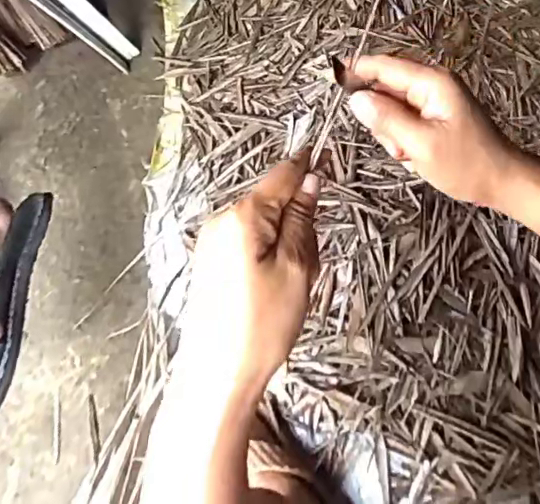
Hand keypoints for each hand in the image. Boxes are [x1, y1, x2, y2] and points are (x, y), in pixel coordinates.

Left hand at [178, 154, 321, 394]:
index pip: (283, 175)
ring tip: (289, 286)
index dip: (309, 165)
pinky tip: (272, 290)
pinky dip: (268, 254)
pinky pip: (248, 242)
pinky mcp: (210, 262)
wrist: (214, 383)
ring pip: (264, 223)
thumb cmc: (260, 328)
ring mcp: (211, 242)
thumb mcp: (297, 268)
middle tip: (308, 264)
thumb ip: (303, 219)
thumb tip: (311, 179)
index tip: (329, 155)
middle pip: (274, 201)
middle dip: (298, 220)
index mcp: (242, 216)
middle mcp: (221, 221)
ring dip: (285, 241)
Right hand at [343, 55, 521, 206]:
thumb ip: (387, 119)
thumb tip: (357, 99)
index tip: (333, 76)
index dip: (358, 69)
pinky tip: (416, 156)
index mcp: (433, 82)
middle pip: (387, 89)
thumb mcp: (421, 144)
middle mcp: (433, 84)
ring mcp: (435, 100)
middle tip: (397, 146)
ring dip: (393, 133)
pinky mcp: (436, 115)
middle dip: (382, 118)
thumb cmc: (467, 164)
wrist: (502, 181)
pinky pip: (406, 120)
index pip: (386, 66)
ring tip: (411, 154)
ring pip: (393, 108)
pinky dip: (404, 139)